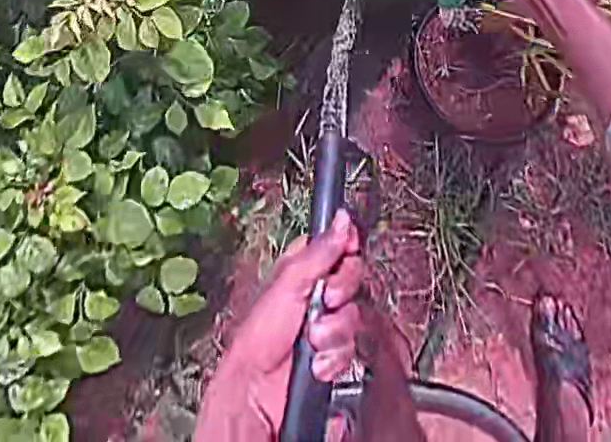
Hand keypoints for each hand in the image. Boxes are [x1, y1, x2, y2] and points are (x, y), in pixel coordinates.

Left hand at [196, 210, 364, 440]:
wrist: (256, 391)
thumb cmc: (260, 334)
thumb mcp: (289, 283)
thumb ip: (320, 251)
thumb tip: (342, 219)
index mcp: (305, 267)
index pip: (339, 244)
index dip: (348, 246)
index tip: (349, 250)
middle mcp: (318, 291)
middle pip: (352, 276)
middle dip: (342, 291)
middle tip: (327, 299)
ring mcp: (327, 321)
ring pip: (354, 314)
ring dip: (335, 330)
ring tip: (313, 338)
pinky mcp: (333, 351)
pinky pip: (351, 346)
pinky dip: (335, 355)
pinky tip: (317, 361)